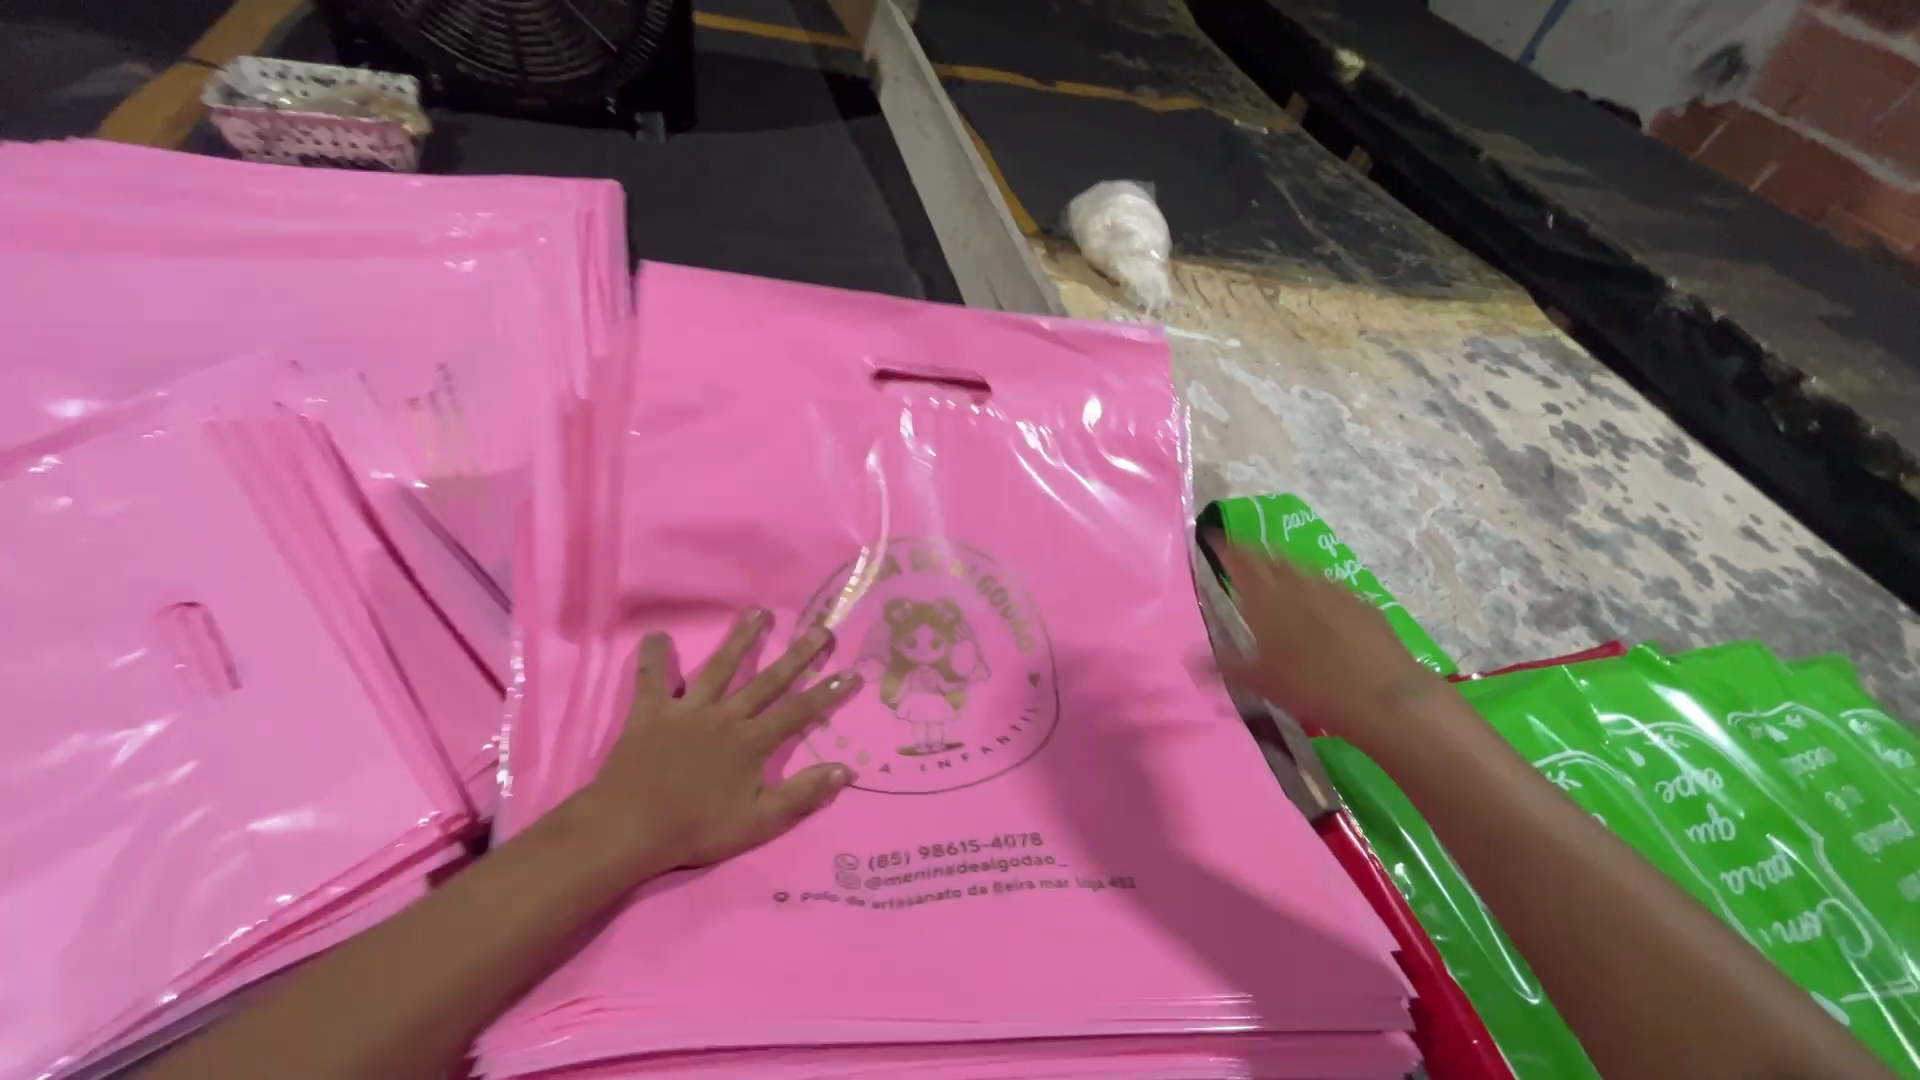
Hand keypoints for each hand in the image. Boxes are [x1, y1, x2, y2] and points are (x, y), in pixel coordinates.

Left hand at [568, 609, 860, 878]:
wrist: (630, 829)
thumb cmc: (696, 829)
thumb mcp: (758, 823)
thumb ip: (802, 795)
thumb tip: (844, 770)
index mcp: (751, 743)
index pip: (799, 712)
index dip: (827, 693)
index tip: (851, 673)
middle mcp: (725, 717)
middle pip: (767, 680)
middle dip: (797, 654)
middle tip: (820, 628)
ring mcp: (688, 710)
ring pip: (719, 667)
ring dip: (741, 639)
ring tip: (758, 612)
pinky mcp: (651, 712)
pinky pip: (652, 679)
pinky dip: (654, 657)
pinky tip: (656, 636)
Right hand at [1211, 537, 1445, 752]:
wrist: (1383, 695)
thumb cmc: (1310, 687)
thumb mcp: (1259, 682)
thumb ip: (1224, 664)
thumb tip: (1190, 657)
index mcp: (1266, 598)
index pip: (1240, 560)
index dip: (1225, 546)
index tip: (1213, 537)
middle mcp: (1297, 584)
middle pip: (1272, 557)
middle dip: (1255, 553)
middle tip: (1244, 557)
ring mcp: (1333, 589)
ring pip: (1302, 568)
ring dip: (1286, 568)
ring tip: (1279, 576)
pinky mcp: (1362, 601)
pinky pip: (1331, 586)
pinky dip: (1317, 588)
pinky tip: (1320, 605)